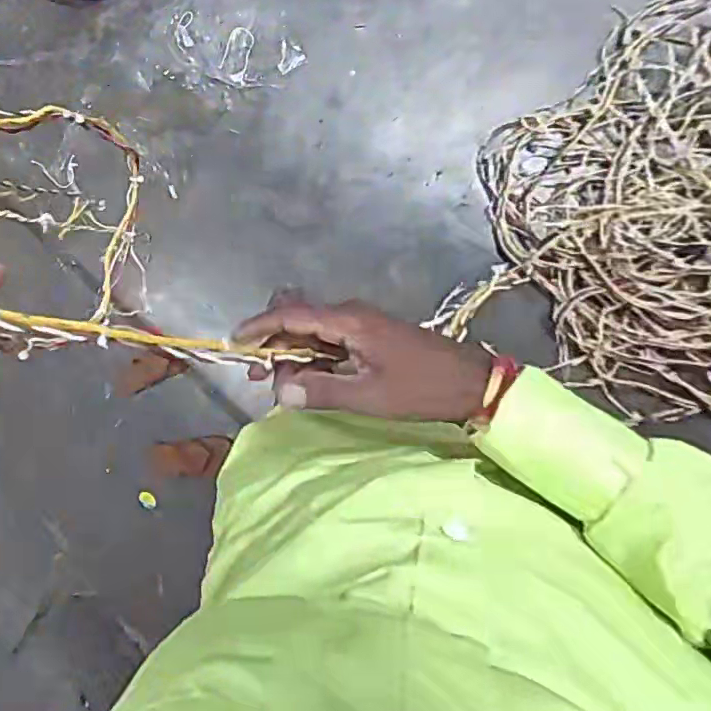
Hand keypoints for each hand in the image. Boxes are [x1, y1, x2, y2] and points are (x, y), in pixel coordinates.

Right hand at [233, 299, 491, 422]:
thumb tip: (279, 392)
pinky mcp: (367, 335)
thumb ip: (321, 391)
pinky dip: (311, 359)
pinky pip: (327, 342)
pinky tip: (307, 381)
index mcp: (347, 321)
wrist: (475, 383)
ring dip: (291, 357)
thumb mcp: (369, 396)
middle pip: (296, 322)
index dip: (258, 326)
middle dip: (272, 348)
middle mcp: (348, 314)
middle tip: (259, 379)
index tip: (235, 343)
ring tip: (283, 388)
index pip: (290, 315)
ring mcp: (358, 324)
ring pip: (310, 333)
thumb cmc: (422, 388)